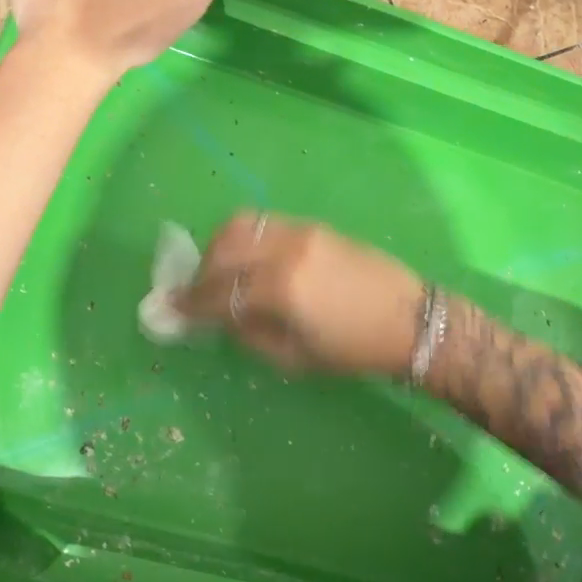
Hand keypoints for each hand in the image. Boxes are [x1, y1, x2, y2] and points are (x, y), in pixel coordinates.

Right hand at [177, 211, 423, 375]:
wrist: (410, 320)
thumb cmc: (353, 350)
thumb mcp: (294, 358)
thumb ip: (248, 332)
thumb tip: (217, 316)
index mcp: (281, 288)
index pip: (219, 291)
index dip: (190, 303)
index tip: (171, 309)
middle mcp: (286, 250)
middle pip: (223, 247)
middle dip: (200, 270)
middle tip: (194, 292)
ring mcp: (300, 231)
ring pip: (240, 224)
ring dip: (219, 247)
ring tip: (219, 272)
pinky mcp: (313, 225)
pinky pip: (264, 223)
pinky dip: (244, 238)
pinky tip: (247, 260)